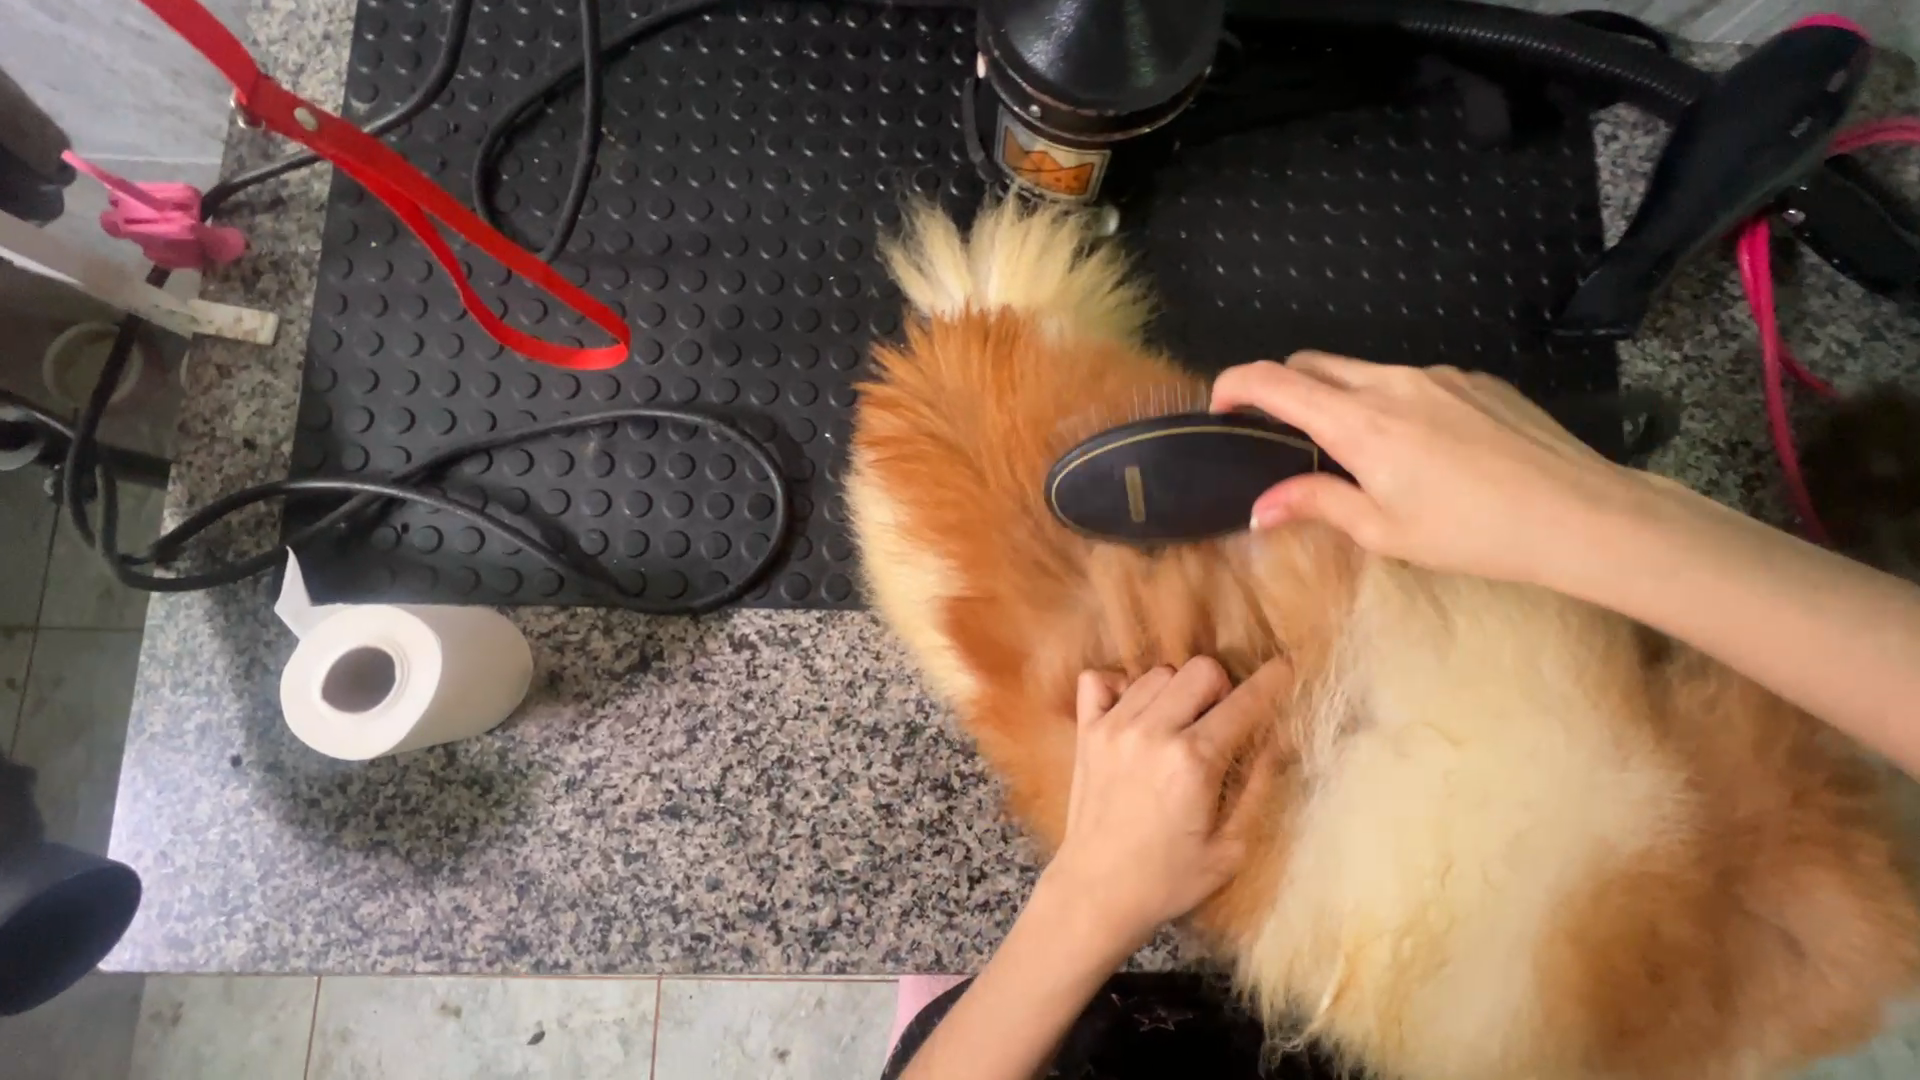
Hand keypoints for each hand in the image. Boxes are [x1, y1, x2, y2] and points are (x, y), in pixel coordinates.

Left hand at [1041, 657, 1286, 955]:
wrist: (1098, 890)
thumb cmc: (1170, 878)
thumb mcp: (1232, 846)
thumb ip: (1259, 786)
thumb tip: (1279, 738)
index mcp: (1194, 761)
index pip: (1244, 703)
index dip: (1272, 683)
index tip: (1285, 671)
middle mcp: (1152, 732)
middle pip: (1200, 670)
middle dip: (1222, 688)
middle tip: (1220, 721)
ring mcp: (1113, 726)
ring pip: (1156, 672)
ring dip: (1176, 690)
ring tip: (1178, 724)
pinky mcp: (1085, 730)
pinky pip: (1099, 678)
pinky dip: (1120, 686)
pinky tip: (1134, 713)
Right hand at [1212, 352, 1648, 584]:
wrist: (1584, 515)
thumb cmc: (1471, 533)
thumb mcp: (1383, 530)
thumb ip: (1315, 506)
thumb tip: (1259, 510)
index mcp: (1359, 423)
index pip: (1274, 381)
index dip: (1233, 384)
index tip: (1218, 406)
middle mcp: (1391, 383)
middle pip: (1310, 363)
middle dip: (1279, 387)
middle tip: (1278, 433)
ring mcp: (1437, 374)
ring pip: (1360, 370)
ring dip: (1335, 396)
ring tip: (1354, 449)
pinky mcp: (1474, 379)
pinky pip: (1409, 379)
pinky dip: (1386, 401)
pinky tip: (1418, 446)